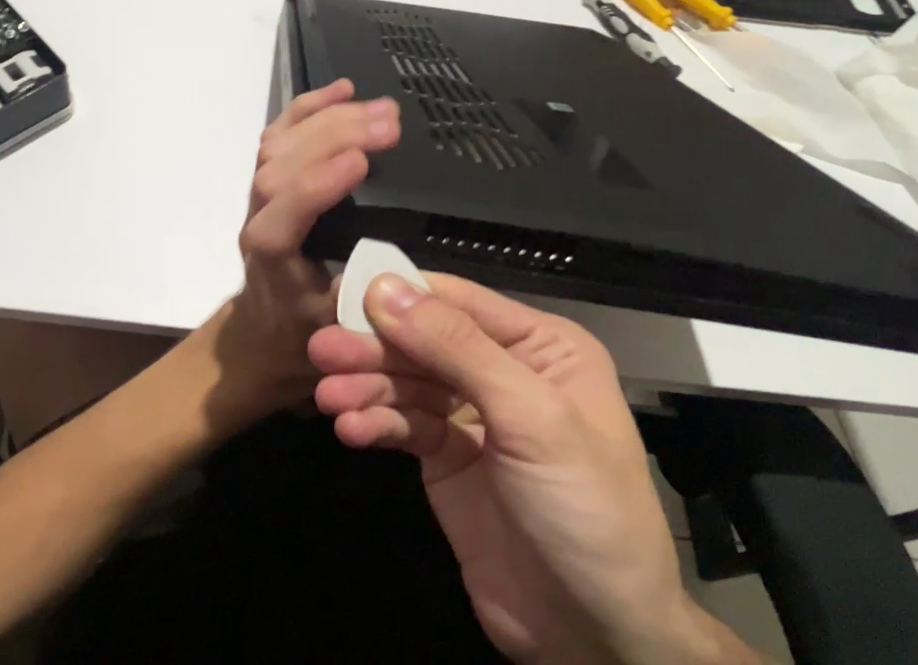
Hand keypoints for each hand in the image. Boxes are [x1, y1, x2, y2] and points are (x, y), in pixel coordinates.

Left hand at [202, 79, 399, 407]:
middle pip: (281, 168)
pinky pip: (280, 135)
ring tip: (381, 108)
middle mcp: (258, 221)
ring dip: (329, 119)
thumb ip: (364, 308)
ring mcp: (260, 197)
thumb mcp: (340, 332)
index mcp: (271, 262)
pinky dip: (309, 108)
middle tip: (390, 122)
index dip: (315, 186)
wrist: (263, 331)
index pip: (282, 219)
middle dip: (333, 138)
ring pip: (279, 145)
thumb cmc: (305, 333)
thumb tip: (405, 283)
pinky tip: (344, 89)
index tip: (361, 161)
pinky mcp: (270, 181)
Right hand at [309, 274, 756, 664]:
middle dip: (375, 347)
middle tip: (321, 350)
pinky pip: (404, 426)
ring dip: (367, 387)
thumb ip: (458, 348)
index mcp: (542, 348)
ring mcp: (473, 419)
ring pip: (408, 383)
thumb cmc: (585, 510)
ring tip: (328, 398)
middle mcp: (505, 373)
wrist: (595, 631)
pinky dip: (375, 423)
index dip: (401, 295)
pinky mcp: (447, 460)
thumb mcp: (532, 418)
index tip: (342, 294)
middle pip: (424, 342)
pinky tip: (352, 429)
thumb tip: (385, 287)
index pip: (459, 302)